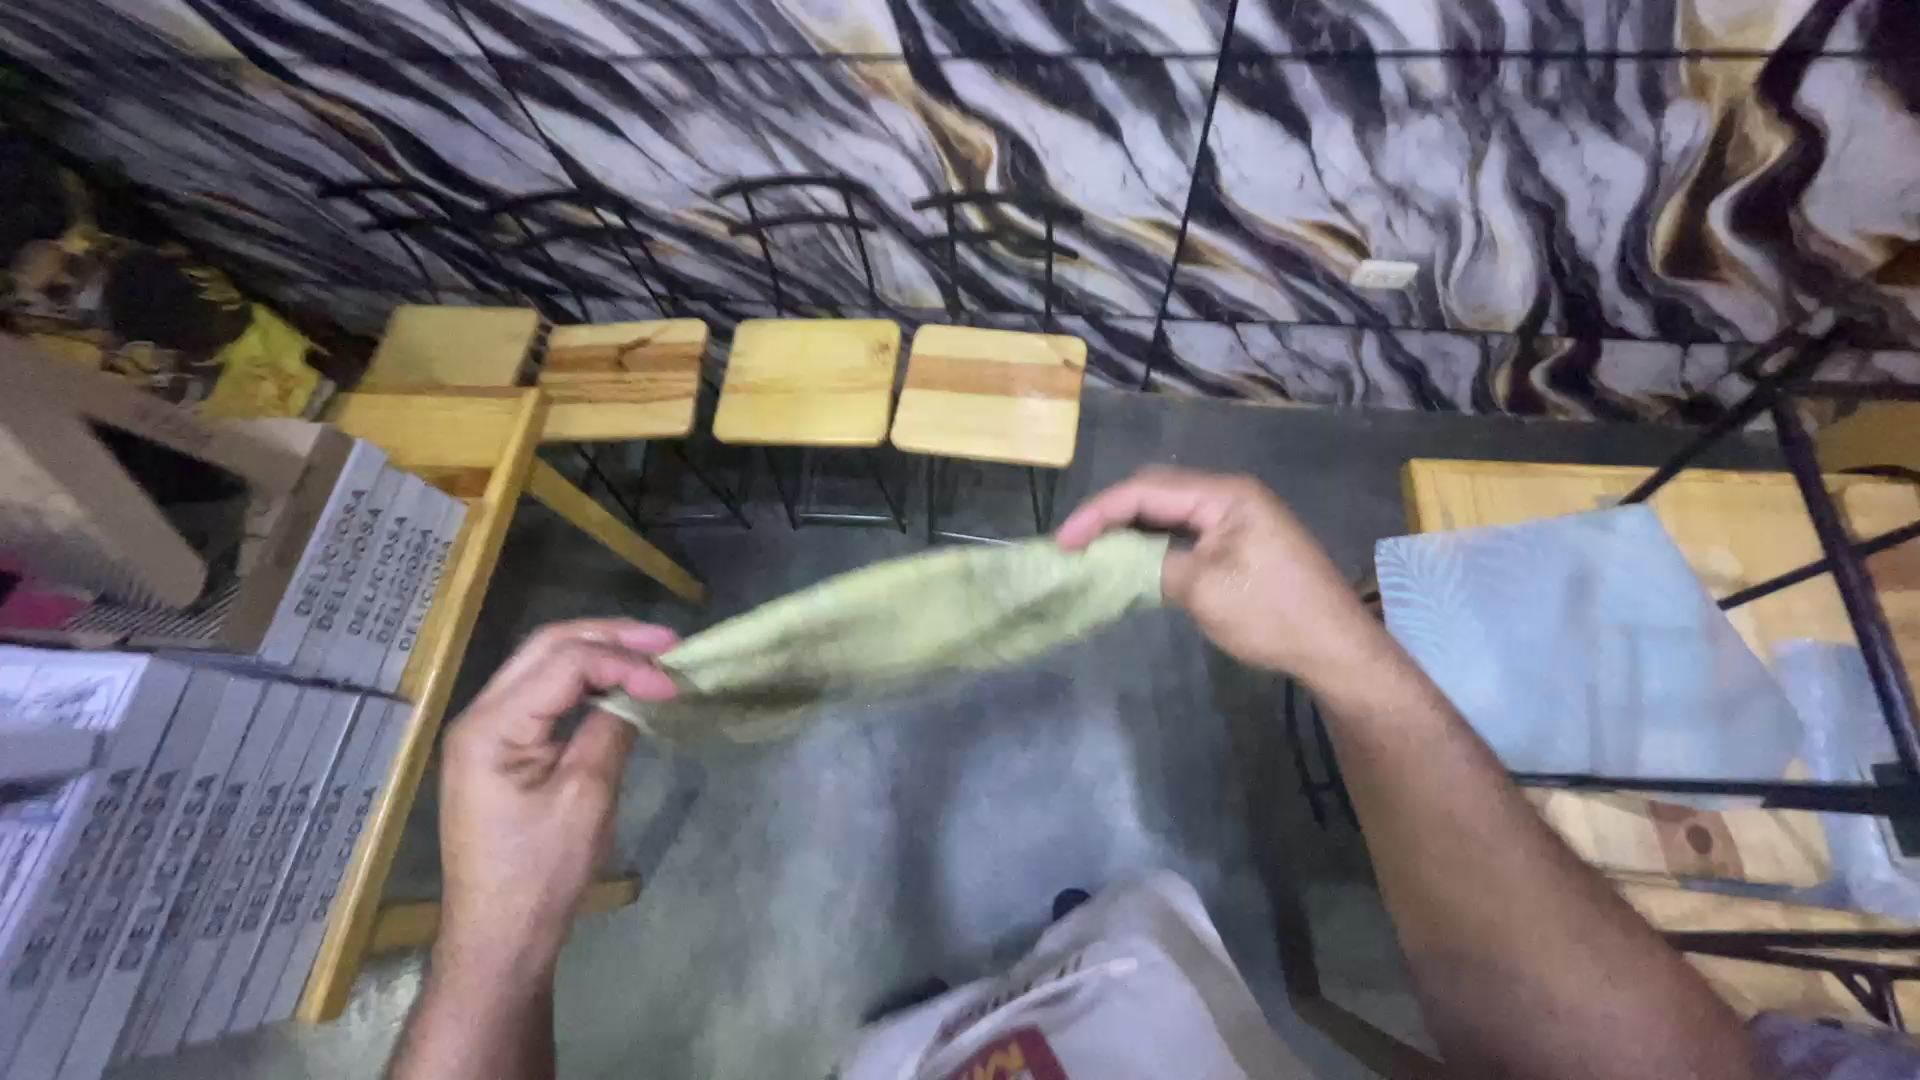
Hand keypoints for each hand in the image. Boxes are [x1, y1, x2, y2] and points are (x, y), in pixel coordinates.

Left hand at [434, 619, 678, 981]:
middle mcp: (480, 716)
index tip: (673, 683)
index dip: (626, 663)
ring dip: (602, 652)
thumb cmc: (542, 873)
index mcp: (491, 727)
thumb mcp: (586, 796)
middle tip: (668, 642)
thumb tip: (643, 689)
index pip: (567, 664)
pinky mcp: (504, 746)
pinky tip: (622, 682)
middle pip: (549, 646)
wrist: (501, 937)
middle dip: (613, 637)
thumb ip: (612, 728)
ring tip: (653, 653)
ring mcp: (488, 730)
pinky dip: (589, 679)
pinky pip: (548, 692)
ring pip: (547, 662)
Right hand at [1057, 468, 1380, 686]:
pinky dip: (1151, 543)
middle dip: (1109, 515)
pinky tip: (1130, 560)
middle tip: (1072, 544)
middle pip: (1154, 493)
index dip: (1098, 513)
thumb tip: (1114, 560)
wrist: (1335, 647)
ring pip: (1166, 512)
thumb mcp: (1204, 591)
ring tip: (1091, 550)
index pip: (1145, 491)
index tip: (1062, 541)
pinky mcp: (1236, 541)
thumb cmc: (1272, 615)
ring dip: (1128, 529)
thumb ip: (1152, 566)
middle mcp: (1228, 496)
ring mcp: (1234, 518)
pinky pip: (1182, 531)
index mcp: (1224, 496)